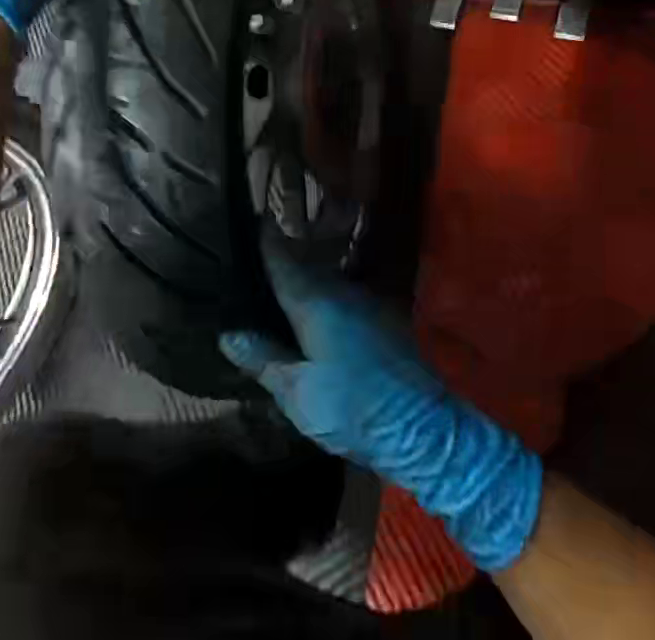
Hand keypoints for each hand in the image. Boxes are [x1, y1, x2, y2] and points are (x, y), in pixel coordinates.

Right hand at [220, 243, 541, 571]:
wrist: (425, 433)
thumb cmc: (353, 410)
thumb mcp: (296, 392)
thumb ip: (262, 358)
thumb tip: (229, 334)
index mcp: (316, 302)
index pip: (282, 258)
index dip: (264, 239)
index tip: (248, 220)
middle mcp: (343, 291)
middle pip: (304, 268)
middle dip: (279, 265)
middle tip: (250, 274)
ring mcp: (368, 304)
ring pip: (326, 284)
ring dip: (303, 286)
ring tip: (277, 300)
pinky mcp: (385, 320)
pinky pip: (344, 300)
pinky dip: (324, 304)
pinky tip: (314, 324)